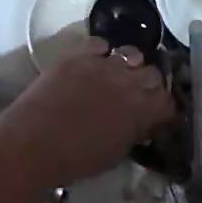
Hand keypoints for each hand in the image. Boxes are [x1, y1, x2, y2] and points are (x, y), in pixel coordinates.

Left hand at [0, 38, 175, 188]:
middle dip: (148, 84)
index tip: (157, 113)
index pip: (168, 101)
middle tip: (137, 93)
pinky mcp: (76, 57)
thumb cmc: (77, 159)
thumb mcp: (117, 152)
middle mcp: (128, 83)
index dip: (163, 107)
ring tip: (118, 74)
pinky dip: (100, 50)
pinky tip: (94, 60)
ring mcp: (101, 65)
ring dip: (128, 64)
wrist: (34, 142)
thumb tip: (140, 122)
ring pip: (130, 54)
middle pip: (152, 74)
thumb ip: (134, 131)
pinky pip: (98, 43)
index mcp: (142, 111)